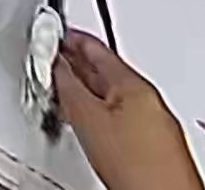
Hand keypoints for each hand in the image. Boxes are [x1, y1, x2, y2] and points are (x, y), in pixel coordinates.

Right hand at [55, 31, 204, 189]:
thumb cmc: (137, 169)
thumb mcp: (83, 114)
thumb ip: (63, 80)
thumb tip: (53, 61)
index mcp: (136, 85)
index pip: (94, 47)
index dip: (66, 37)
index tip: (47, 35)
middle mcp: (151, 102)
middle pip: (104, 71)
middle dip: (74, 66)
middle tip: (48, 64)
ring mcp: (157, 126)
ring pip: (111, 95)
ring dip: (84, 91)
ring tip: (62, 95)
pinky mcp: (158, 148)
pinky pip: (121, 117)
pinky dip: (99, 112)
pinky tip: (85, 123)